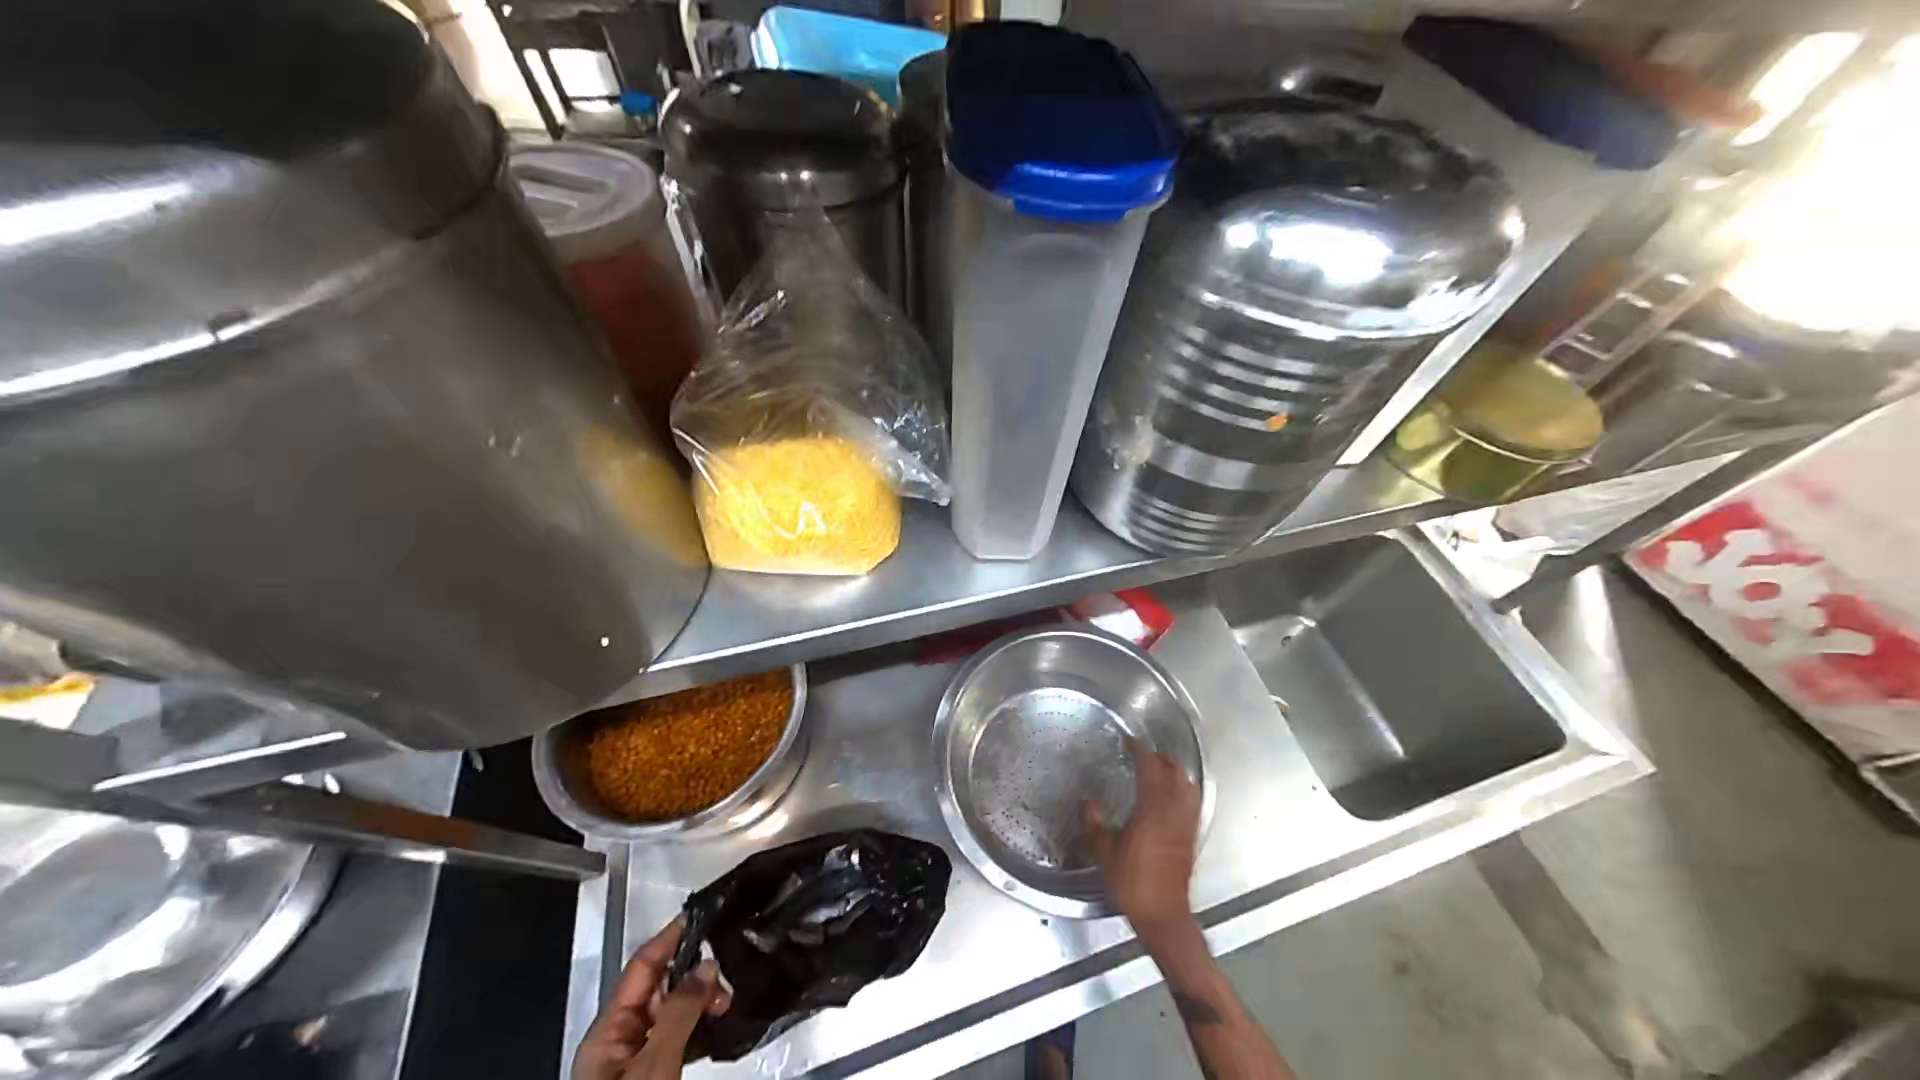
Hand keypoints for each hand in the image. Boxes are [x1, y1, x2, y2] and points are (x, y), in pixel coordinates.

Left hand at [573, 918, 730, 1079]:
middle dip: (693, 974)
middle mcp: (619, 1037)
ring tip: (726, 1005)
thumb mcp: (654, 1066)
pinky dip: (697, 1023)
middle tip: (726, 982)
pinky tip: (717, 1023)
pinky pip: (675, 1035)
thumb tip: (707, 964)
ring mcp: (634, 1059)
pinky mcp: (652, 1076)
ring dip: (699, 1000)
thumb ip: (679, 1012)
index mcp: (608, 1030)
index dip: (669, 939)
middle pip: (657, 987)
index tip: (703, 917)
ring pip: (670, 1010)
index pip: (641, 968)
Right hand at [1084, 738, 1201, 935]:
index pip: (1151, 769)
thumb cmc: (1134, 886)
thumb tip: (1089, 804)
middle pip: (1176, 773)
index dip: (1141, 751)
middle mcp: (1174, 814)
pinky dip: (1181, 791)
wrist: (1164, 917)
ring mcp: (1186, 826)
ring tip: (1160, 770)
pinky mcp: (1191, 838)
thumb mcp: (1106, 854)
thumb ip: (1096, 825)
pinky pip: (1190, 804)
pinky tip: (1170, 799)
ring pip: (1188, 787)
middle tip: (1145, 754)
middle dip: (1161, 758)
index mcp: (1152, 811)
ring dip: (1175, 773)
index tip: (1131, 742)